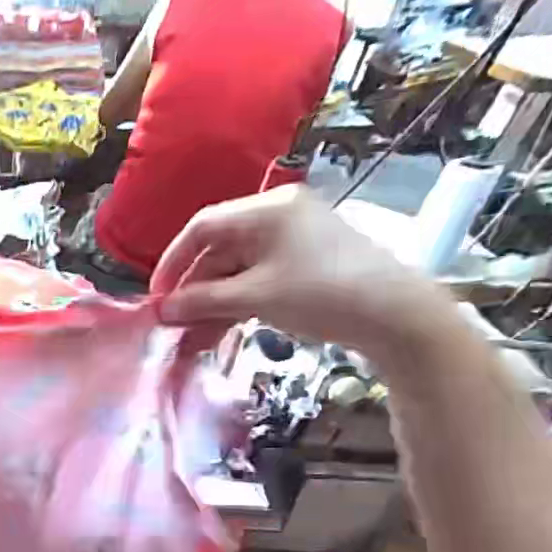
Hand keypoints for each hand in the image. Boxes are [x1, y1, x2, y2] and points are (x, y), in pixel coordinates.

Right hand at [151, 186, 465, 367]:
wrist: (394, 314)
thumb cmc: (320, 294)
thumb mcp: (255, 297)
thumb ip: (203, 301)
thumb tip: (162, 310)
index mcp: (265, 209)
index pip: (202, 227)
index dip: (172, 262)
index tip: (156, 298)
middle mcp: (277, 216)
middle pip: (218, 251)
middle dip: (192, 291)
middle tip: (173, 327)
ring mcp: (293, 240)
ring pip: (236, 271)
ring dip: (212, 305)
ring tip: (193, 341)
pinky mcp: (305, 264)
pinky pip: (257, 280)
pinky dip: (236, 305)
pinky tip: (221, 333)